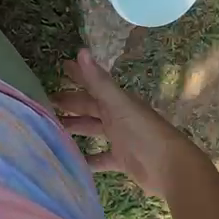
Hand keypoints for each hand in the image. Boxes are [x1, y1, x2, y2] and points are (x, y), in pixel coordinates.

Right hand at [54, 48, 205, 199]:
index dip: (78, 75)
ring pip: (92, 129)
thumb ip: (99, 81)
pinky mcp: (121, 160)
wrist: (171, 168)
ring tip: (52, 129)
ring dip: (74, 128)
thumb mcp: (119, 104)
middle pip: (89, 107)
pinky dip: (87, 159)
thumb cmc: (144, 132)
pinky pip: (99, 159)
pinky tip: (71, 160)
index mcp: (117, 101)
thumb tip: (81, 50)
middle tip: (46, 101)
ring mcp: (120, 139)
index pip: (92, 83)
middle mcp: (117, 117)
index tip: (60, 66)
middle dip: (70, 103)